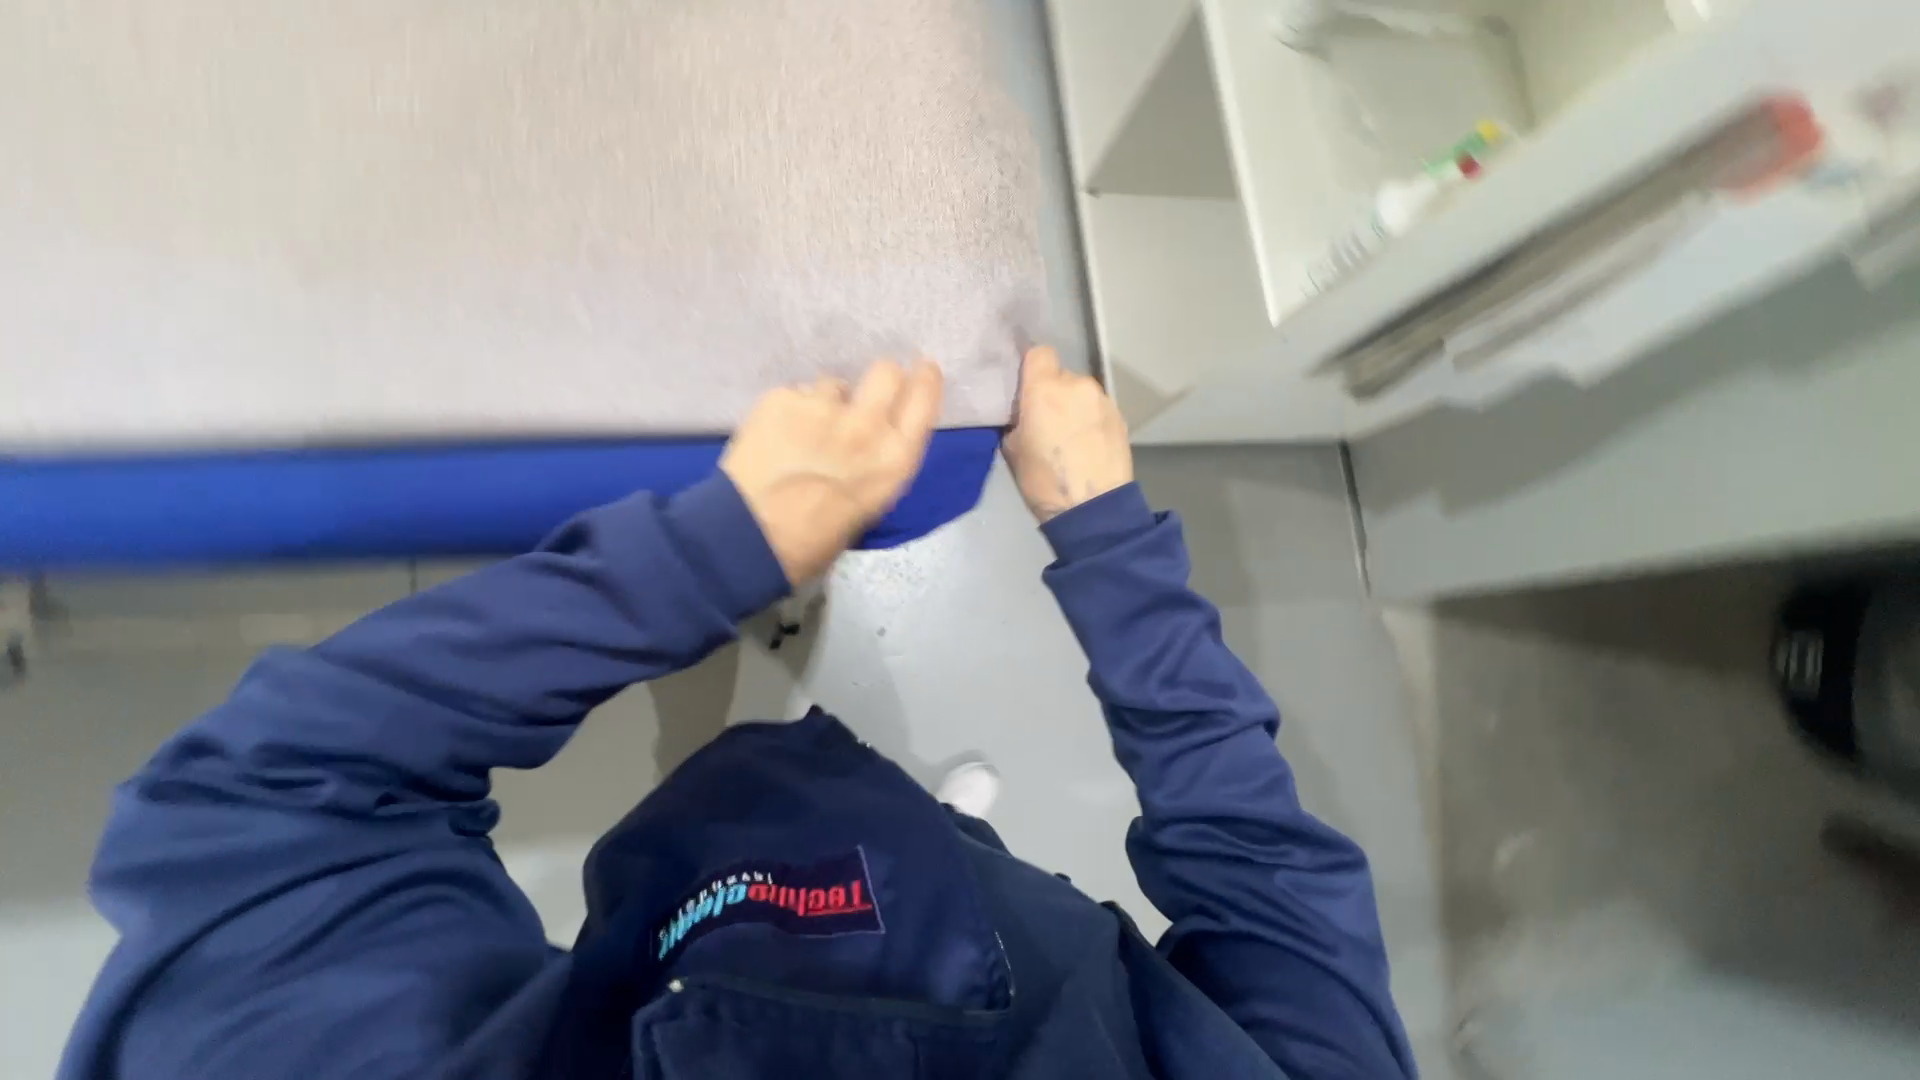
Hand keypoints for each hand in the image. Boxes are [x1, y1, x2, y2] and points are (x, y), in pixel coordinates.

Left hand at [722, 359, 943, 584]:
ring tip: (802, 432)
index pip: (924, 399)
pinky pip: (793, 394)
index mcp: (895, 459)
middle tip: (863, 397)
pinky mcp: (782, 398)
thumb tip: (868, 446)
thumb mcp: (870, 506)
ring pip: (832, 385)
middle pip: (886, 372)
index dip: (924, 380)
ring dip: (824, 403)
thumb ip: (876, 464)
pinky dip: (788, 411)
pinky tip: (775, 437)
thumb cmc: (816, 541)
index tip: (921, 370)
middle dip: (879, 379)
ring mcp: (822, 406)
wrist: (752, 535)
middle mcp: (867, 425)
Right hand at [1001, 347, 1131, 523]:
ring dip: (1073, 406)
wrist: (1092, 508)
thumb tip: (1024, 411)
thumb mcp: (1012, 449)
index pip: (1039, 353)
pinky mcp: (1120, 417)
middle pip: (1061, 375)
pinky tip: (1087, 445)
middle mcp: (1077, 385)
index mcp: (1045, 389)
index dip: (1031, 368)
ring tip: (1069, 437)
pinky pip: (1097, 409)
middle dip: (1052, 393)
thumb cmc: (1044, 481)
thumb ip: (1018, 418)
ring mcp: (1103, 400)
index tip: (1026, 389)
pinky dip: (1090, 420)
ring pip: (1081, 393)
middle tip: (1045, 422)